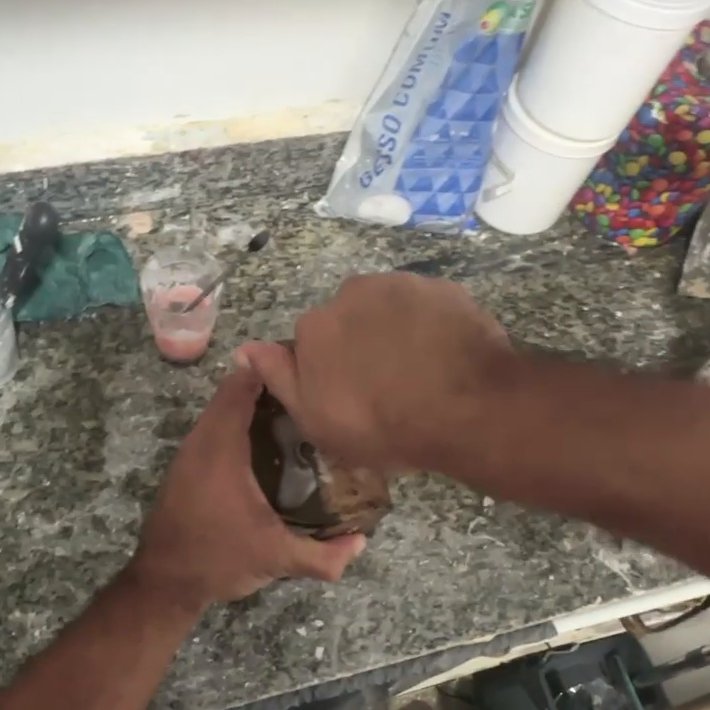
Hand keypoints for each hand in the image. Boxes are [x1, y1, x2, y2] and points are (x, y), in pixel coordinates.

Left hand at [127, 366, 366, 611]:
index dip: (270, 369)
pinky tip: (265, 443)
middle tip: (308, 389)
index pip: (242, 387)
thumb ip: (323, 555)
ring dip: (250, 405)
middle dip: (267, 386)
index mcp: (221, 448)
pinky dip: (237, 424)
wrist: (163, 584)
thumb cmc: (218, 559)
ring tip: (293, 411)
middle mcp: (201, 441)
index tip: (304, 365)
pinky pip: (213, 430)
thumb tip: (361, 542)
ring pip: (220, 412)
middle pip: (232, 393)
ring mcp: (189, 454)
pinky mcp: (185, 469)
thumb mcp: (277, 559)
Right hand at [236, 273, 516, 470]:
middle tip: (388, 385)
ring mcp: (399, 285)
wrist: (466, 408)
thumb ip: (278, 378)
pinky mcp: (441, 287)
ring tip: (420, 371)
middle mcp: (349, 294)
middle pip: (349, 319)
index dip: (331, 371)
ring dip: (395, 330)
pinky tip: (445, 355)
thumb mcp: (316, 419)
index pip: (312, 343)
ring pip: (387, 308)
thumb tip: (244, 348)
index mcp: (314, 327)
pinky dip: (430, 324)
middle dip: (362, 344)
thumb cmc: (382, 425)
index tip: (352, 397)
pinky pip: (425, 305)